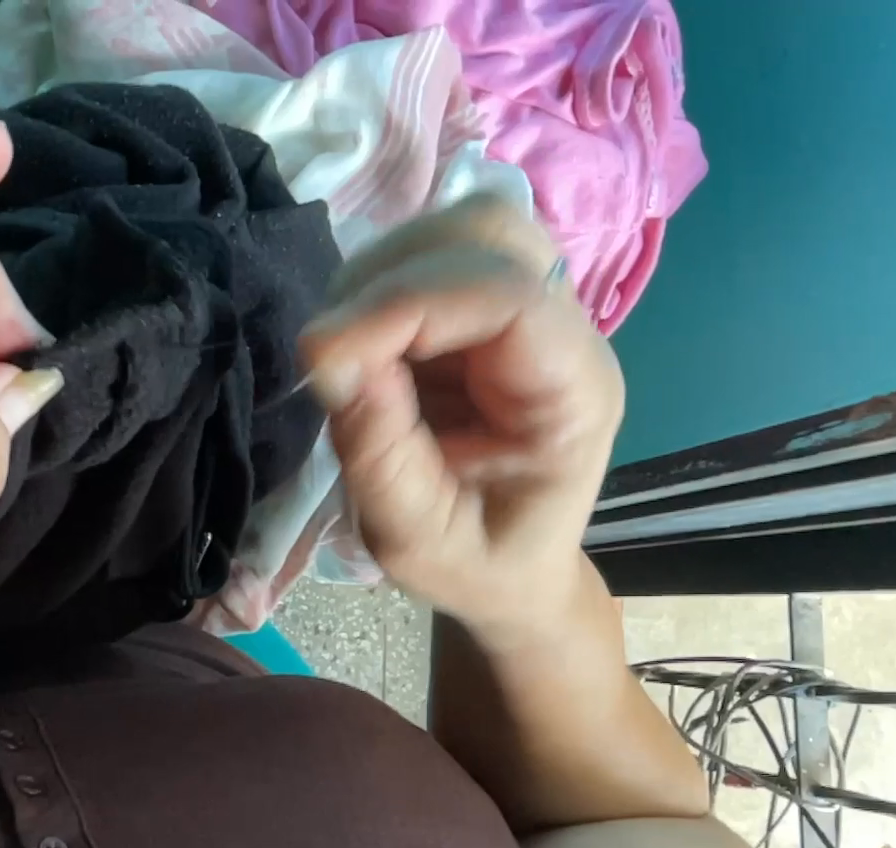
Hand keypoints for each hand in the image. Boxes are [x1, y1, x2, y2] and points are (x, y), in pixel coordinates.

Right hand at [299, 194, 623, 643]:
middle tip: (332, 361)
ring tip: (345, 357)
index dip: (406, 306)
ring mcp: (523, 315)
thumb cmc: (475, 566)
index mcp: (571, 394)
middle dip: (389, 283)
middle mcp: (560, 334)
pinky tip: (362, 347)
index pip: (507, 296)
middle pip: (484, 236)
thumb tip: (331, 358)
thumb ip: (381, 458)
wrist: (506, 568)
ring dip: (378, 279)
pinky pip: (428, 258)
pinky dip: (376, 287)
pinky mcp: (480, 314)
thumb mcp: (418, 541)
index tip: (324, 358)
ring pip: (454, 232)